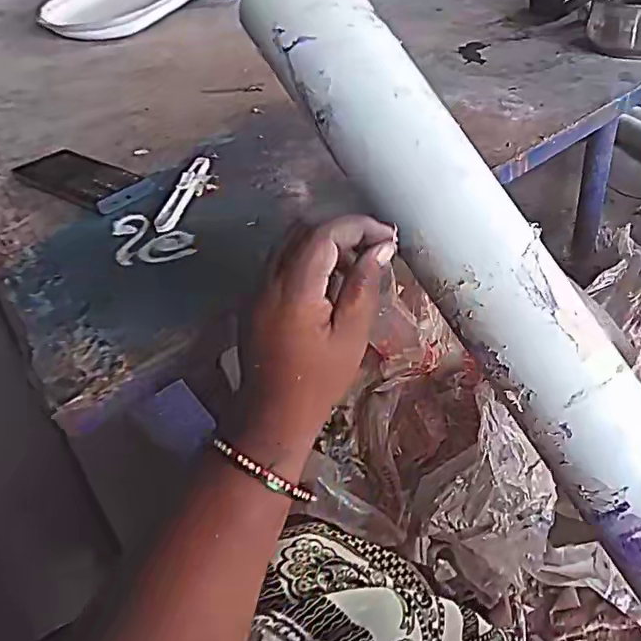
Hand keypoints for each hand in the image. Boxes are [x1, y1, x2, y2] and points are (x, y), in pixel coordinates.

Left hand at [241, 215, 396, 449]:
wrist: (273, 413)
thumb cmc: (318, 381)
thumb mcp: (351, 335)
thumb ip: (364, 285)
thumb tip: (380, 248)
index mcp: (294, 288)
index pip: (325, 234)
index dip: (359, 227)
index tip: (387, 237)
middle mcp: (269, 279)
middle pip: (305, 229)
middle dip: (344, 230)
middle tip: (375, 248)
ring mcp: (257, 286)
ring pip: (291, 241)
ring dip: (326, 242)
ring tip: (356, 265)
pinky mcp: (254, 296)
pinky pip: (281, 260)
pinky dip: (309, 257)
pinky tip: (330, 281)